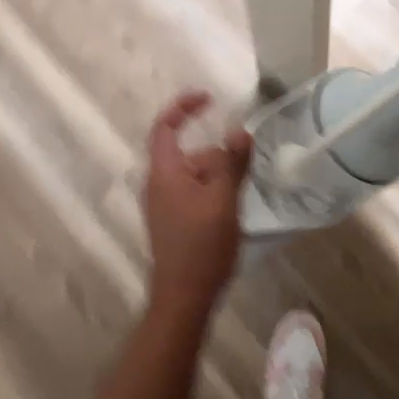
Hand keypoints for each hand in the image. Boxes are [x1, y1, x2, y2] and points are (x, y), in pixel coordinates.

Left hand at [141, 92, 252, 313]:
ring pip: (193, 175)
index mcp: (164, 171)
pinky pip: (193, 192)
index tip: (209, 99)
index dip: (184, 107)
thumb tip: (238, 130)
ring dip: (217, 177)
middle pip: (187, 152)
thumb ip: (231, 162)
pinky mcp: (171, 222)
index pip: (165, 126)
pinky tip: (229, 211)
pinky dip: (212, 191)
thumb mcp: (224, 199)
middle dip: (216, 156)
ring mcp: (162, 205)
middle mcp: (157, 183)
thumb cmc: (202, 245)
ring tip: (238, 197)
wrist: (183, 298)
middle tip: (241, 170)